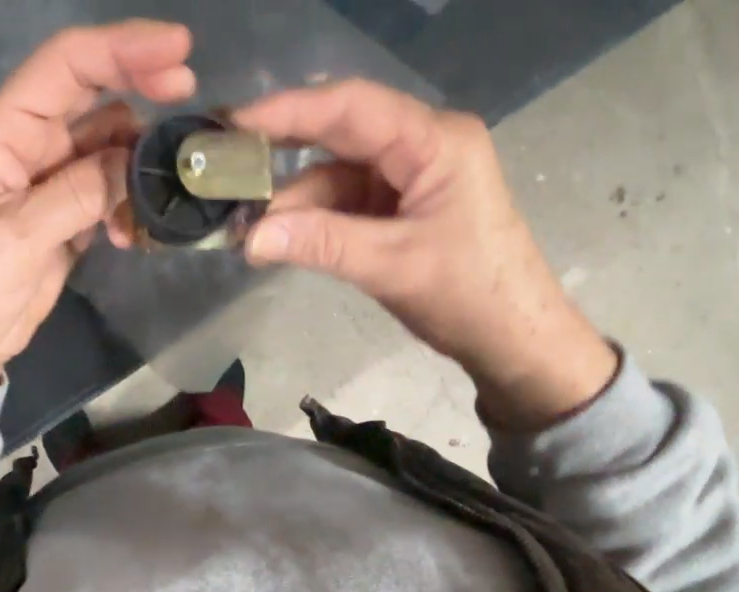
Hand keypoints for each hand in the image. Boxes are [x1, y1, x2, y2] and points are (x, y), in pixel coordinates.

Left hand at [0, 21, 195, 388]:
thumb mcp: (18, 238)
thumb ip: (76, 195)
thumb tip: (132, 164)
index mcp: (0, 133)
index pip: (63, 66)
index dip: (120, 49)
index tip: (178, 51)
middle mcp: (25, 144)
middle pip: (90, 92)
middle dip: (140, 84)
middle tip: (189, 94)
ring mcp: (48, 178)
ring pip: (107, 142)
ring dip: (137, 160)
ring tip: (161, 189)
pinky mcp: (64, 211)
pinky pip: (108, 187)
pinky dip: (127, 201)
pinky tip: (130, 233)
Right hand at [233, 80, 617, 429]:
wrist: (514, 338)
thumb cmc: (470, 295)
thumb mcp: (391, 266)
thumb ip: (321, 244)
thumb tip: (249, 239)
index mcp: (435, 141)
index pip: (352, 108)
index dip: (289, 112)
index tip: (232, 125)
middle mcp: (422, 145)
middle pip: (340, 136)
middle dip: (282, 155)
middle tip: (224, 170)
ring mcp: (410, 177)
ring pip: (336, 175)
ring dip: (293, 202)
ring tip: (245, 232)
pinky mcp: (400, 208)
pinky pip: (345, 203)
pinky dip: (311, 221)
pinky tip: (277, 240)